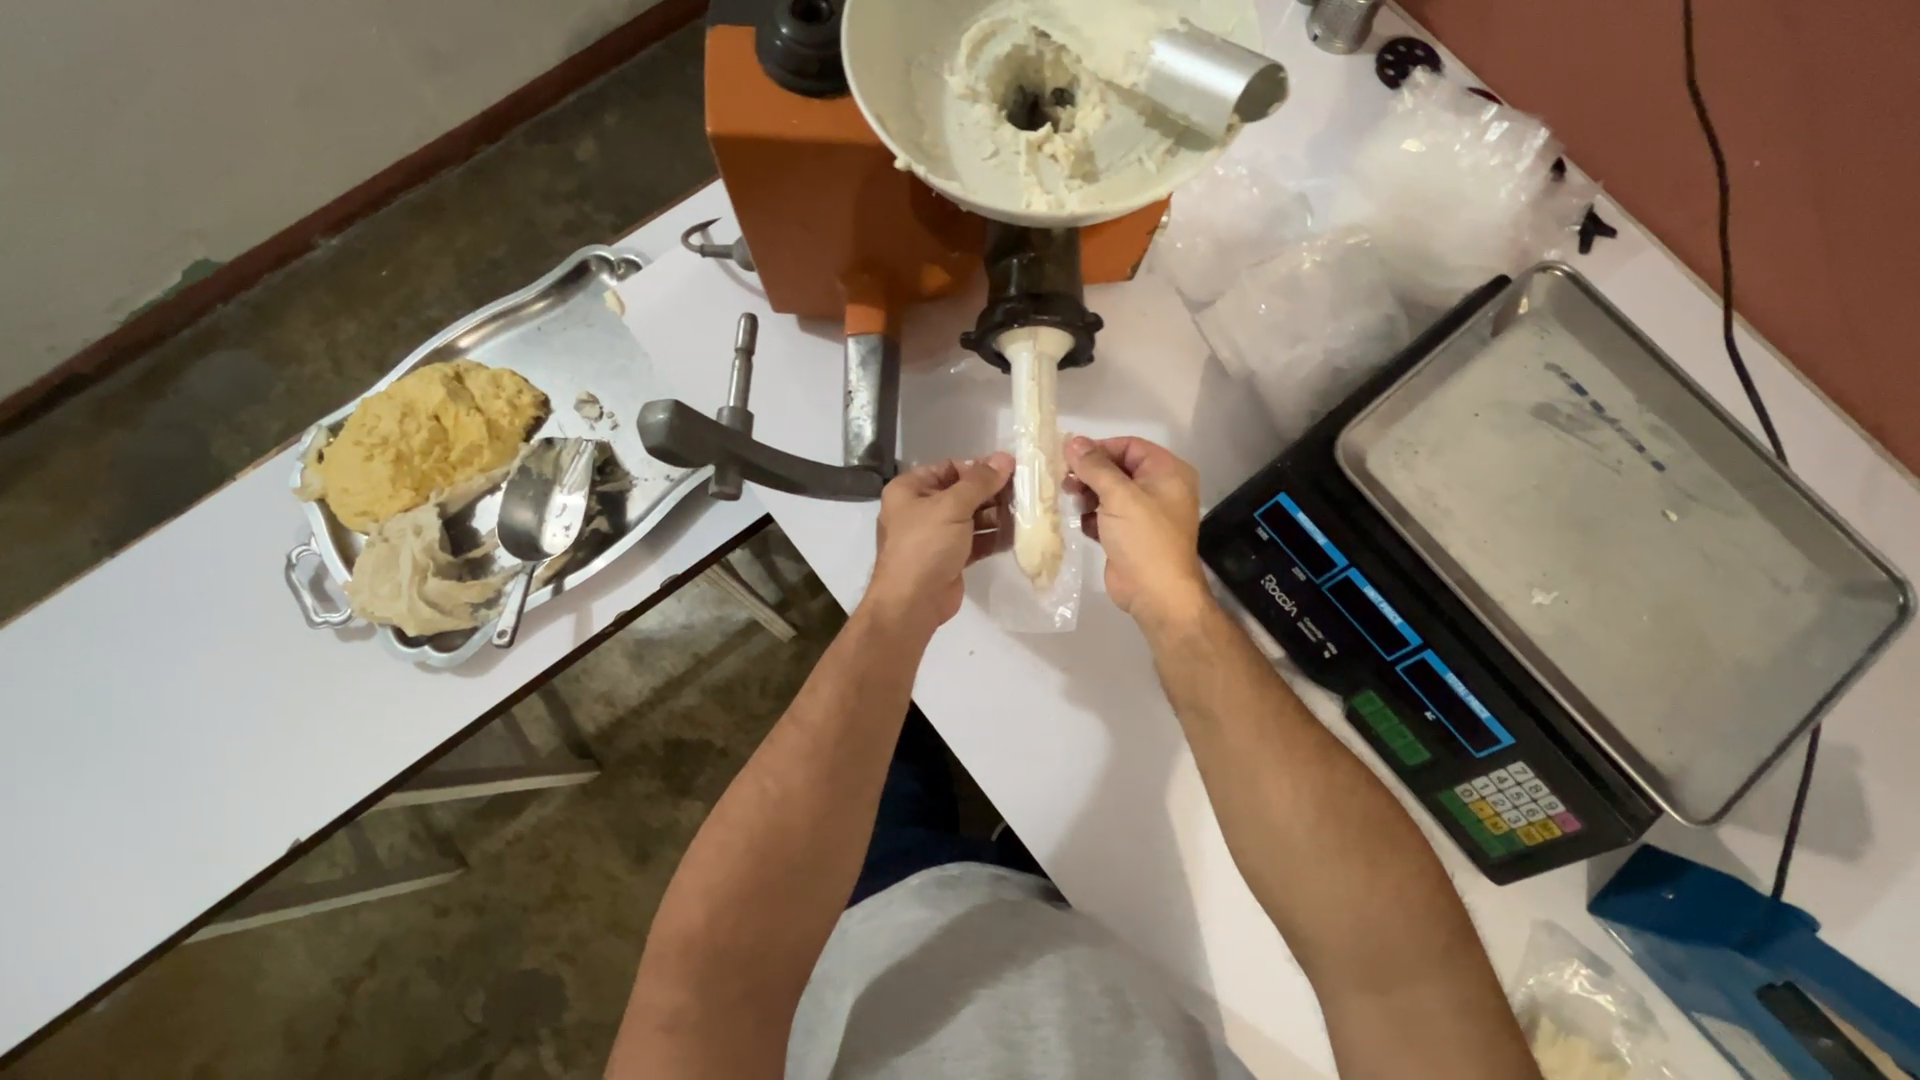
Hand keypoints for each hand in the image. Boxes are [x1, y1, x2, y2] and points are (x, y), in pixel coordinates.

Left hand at [863, 453, 1013, 633]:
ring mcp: (935, 536)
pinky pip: (975, 540)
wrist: (912, 602)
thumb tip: (1005, 457)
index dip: (977, 467)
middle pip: (962, 493)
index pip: (948, 468)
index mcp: (910, 490)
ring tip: (1026, 510)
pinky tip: (1017, 533)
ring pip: (970, 518)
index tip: (1009, 469)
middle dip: (991, 492)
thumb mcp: (952, 506)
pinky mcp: (949, 558)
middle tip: (1024, 490)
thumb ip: (980, 482)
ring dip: (996, 514)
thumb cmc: (925, 546)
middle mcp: (920, 509)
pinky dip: (993, 537)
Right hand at [1065, 435, 1210, 625]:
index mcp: (1168, 472)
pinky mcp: (1129, 535)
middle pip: (1118, 468)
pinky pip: (1106, 516)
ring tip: (1068, 499)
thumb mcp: (1119, 496)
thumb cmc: (1144, 538)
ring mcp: (1144, 514)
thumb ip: (1094, 466)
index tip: (1069, 456)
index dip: (1100, 448)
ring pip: (1110, 493)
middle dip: (1090, 473)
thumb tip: (1073, 441)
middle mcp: (1159, 489)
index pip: (1130, 446)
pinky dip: (1091, 516)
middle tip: (1064, 479)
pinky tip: (1077, 520)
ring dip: (1087, 494)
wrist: (1155, 593)